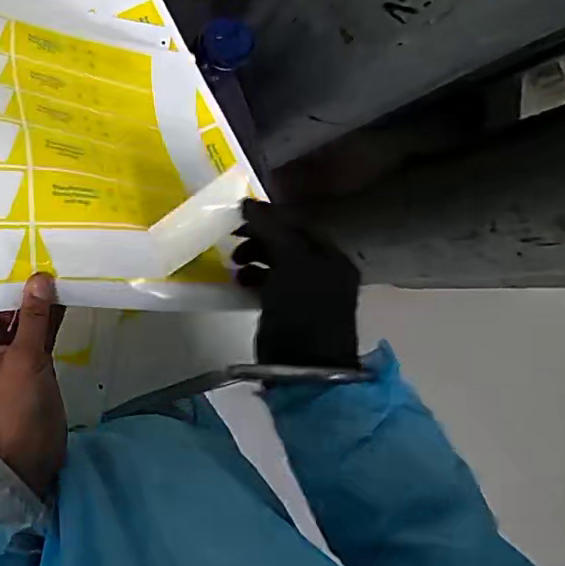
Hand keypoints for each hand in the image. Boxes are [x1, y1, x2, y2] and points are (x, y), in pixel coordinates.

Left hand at [0, 273, 65, 496]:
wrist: (35, 452)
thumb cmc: (19, 406)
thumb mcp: (25, 358)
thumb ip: (33, 318)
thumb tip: (39, 279)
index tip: (13, 253)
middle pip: (5, 307)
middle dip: (21, 286)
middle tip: (40, 254)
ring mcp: (15, 351)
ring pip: (26, 318)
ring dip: (40, 299)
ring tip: (57, 268)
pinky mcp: (36, 360)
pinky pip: (41, 330)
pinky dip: (52, 316)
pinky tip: (67, 294)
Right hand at [232, 199, 361, 368]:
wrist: (302, 361)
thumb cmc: (302, 308)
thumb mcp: (290, 263)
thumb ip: (271, 231)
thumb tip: (248, 203)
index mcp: (331, 257)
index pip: (298, 224)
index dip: (269, 218)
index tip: (239, 217)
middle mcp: (322, 270)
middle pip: (285, 241)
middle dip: (258, 238)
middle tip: (232, 240)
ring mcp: (304, 290)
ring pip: (274, 260)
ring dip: (252, 257)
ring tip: (235, 263)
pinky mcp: (285, 306)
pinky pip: (266, 281)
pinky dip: (251, 277)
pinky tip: (239, 281)